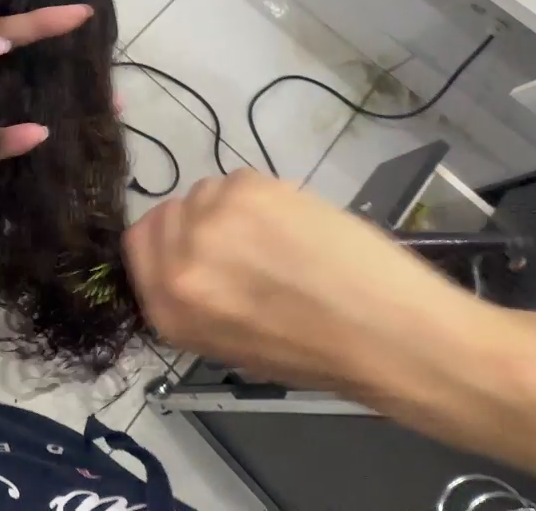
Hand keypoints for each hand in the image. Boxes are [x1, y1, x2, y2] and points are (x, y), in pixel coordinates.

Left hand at [0, 5, 93, 219]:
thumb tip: (2, 39)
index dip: (37, 21)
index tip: (79, 13)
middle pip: (16, 66)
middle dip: (56, 59)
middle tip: (99, 58)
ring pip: (17, 104)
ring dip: (53, 101)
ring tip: (98, 102)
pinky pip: (3, 144)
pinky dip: (20, 139)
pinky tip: (39, 133)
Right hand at [123, 171, 502, 400]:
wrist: (398, 340)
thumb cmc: (321, 354)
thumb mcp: (231, 342)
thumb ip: (192, 295)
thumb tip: (184, 253)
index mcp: (169, 311)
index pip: (137, 245)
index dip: (168, 242)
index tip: (197, 246)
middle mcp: (177, 266)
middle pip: (167, 213)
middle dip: (200, 223)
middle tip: (246, 245)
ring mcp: (210, 224)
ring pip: (205, 193)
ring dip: (234, 209)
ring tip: (280, 241)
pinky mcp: (248, 192)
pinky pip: (239, 179)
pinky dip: (266, 196)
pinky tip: (298, 226)